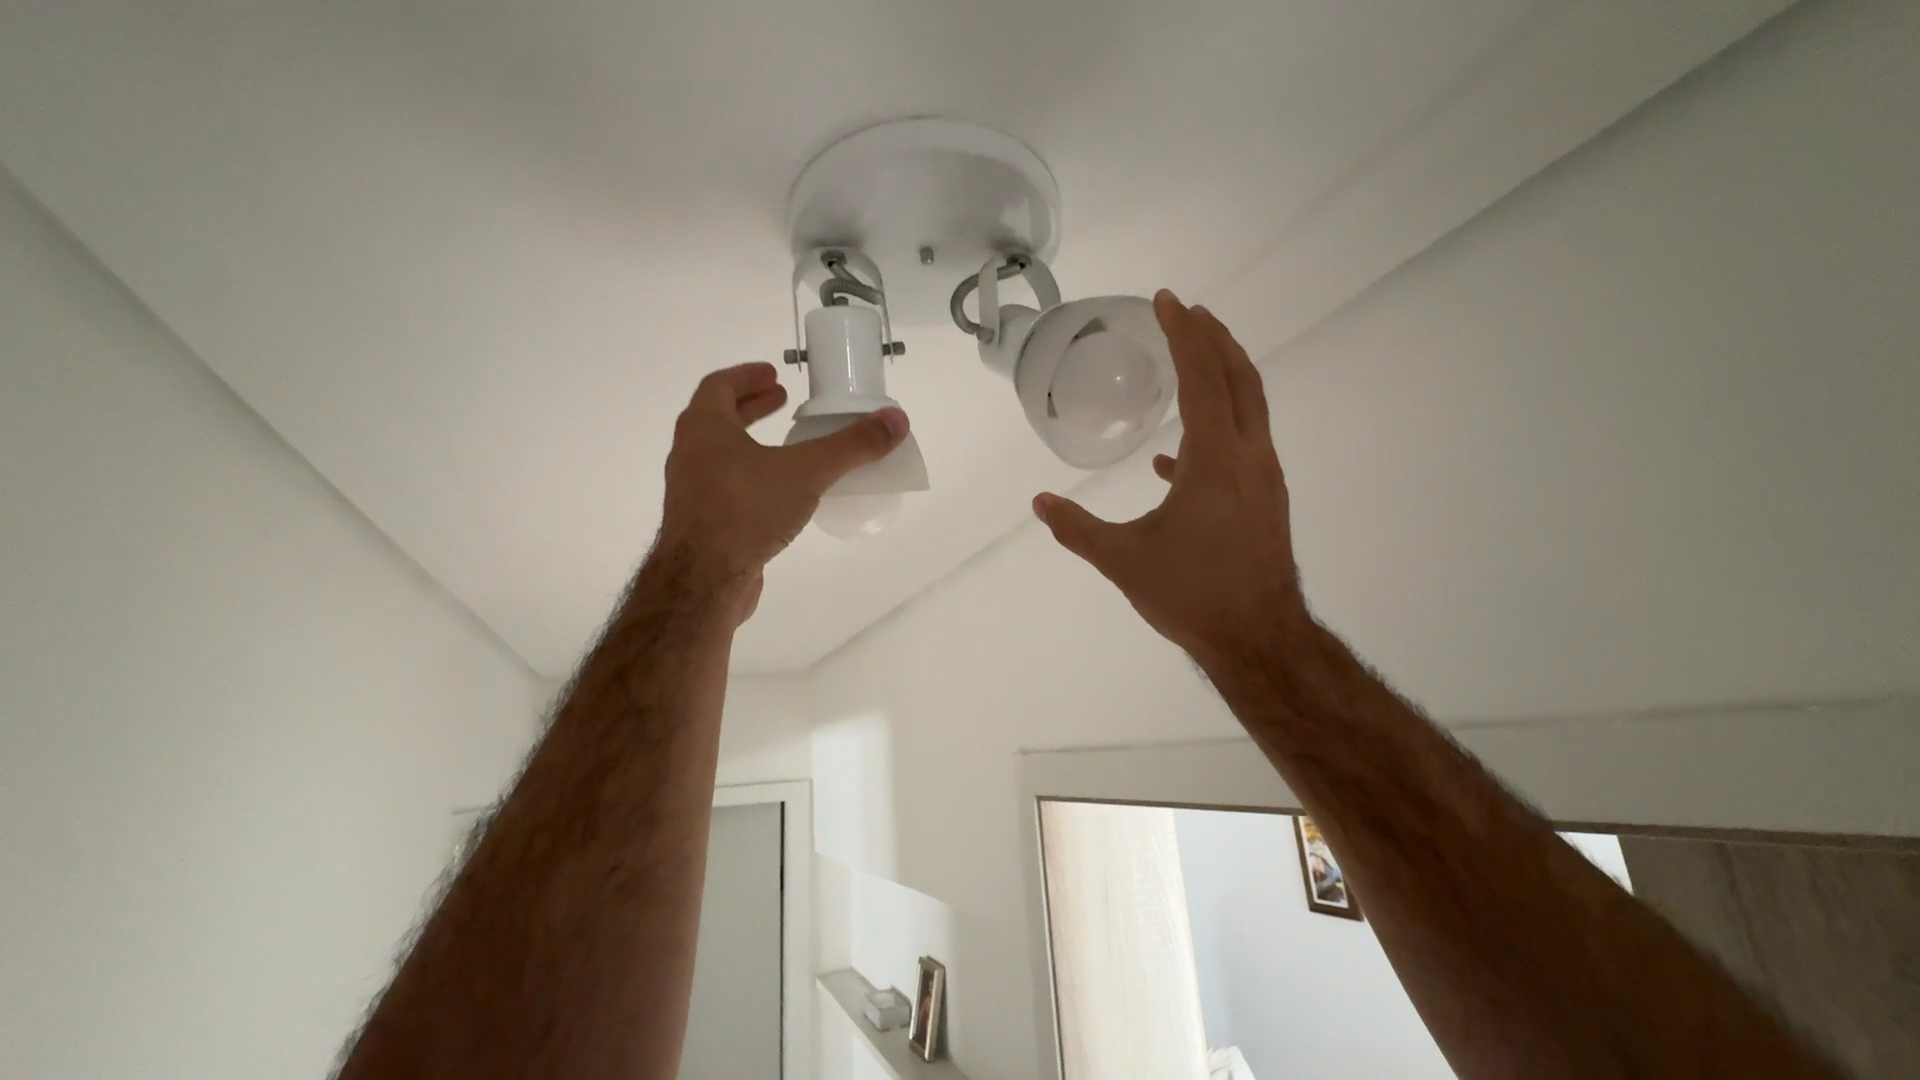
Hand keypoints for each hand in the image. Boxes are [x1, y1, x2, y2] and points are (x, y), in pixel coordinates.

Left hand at [654, 362, 906, 618]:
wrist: (704, 580)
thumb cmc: (746, 510)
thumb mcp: (807, 471)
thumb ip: (851, 445)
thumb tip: (895, 420)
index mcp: (705, 428)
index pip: (719, 385)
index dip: (747, 376)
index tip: (774, 374)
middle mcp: (691, 454)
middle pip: (717, 419)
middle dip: (751, 407)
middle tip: (783, 400)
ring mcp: (692, 491)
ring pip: (720, 455)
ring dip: (750, 443)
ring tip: (787, 447)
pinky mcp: (702, 524)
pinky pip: (726, 488)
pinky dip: (751, 478)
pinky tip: (780, 494)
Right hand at [1032, 292, 1305, 662]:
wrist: (1259, 638)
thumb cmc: (1192, 594)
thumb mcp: (1124, 560)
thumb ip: (1077, 528)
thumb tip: (1041, 503)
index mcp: (1214, 460)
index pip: (1202, 378)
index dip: (1185, 335)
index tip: (1168, 301)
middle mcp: (1248, 457)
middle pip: (1239, 379)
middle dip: (1214, 339)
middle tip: (1188, 312)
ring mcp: (1264, 478)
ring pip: (1250, 408)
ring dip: (1224, 374)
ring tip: (1195, 358)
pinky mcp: (1266, 501)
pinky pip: (1243, 443)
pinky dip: (1216, 428)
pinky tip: (1175, 456)